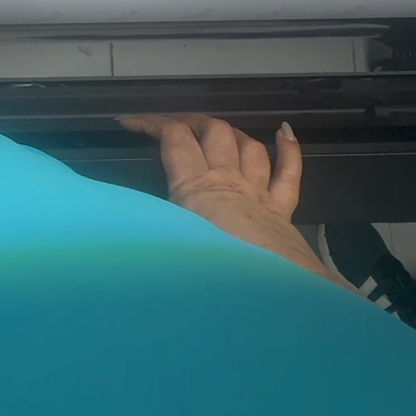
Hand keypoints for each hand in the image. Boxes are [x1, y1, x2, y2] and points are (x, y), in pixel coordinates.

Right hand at [118, 114, 333, 282]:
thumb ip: (150, 214)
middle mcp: (227, 179)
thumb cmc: (212, 266)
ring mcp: (258, 191)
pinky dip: (289, 149)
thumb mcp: (168, 235)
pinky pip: (289, 172)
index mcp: (194, 184)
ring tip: (214, 133)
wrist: (271, 293)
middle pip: (213, 131)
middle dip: (190, 121)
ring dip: (230, 133)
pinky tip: (284, 132)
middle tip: (171, 127)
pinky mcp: (282, 209)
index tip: (127, 122)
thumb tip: (126, 209)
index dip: (149, 122)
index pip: (173, 137)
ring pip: (248, 146)